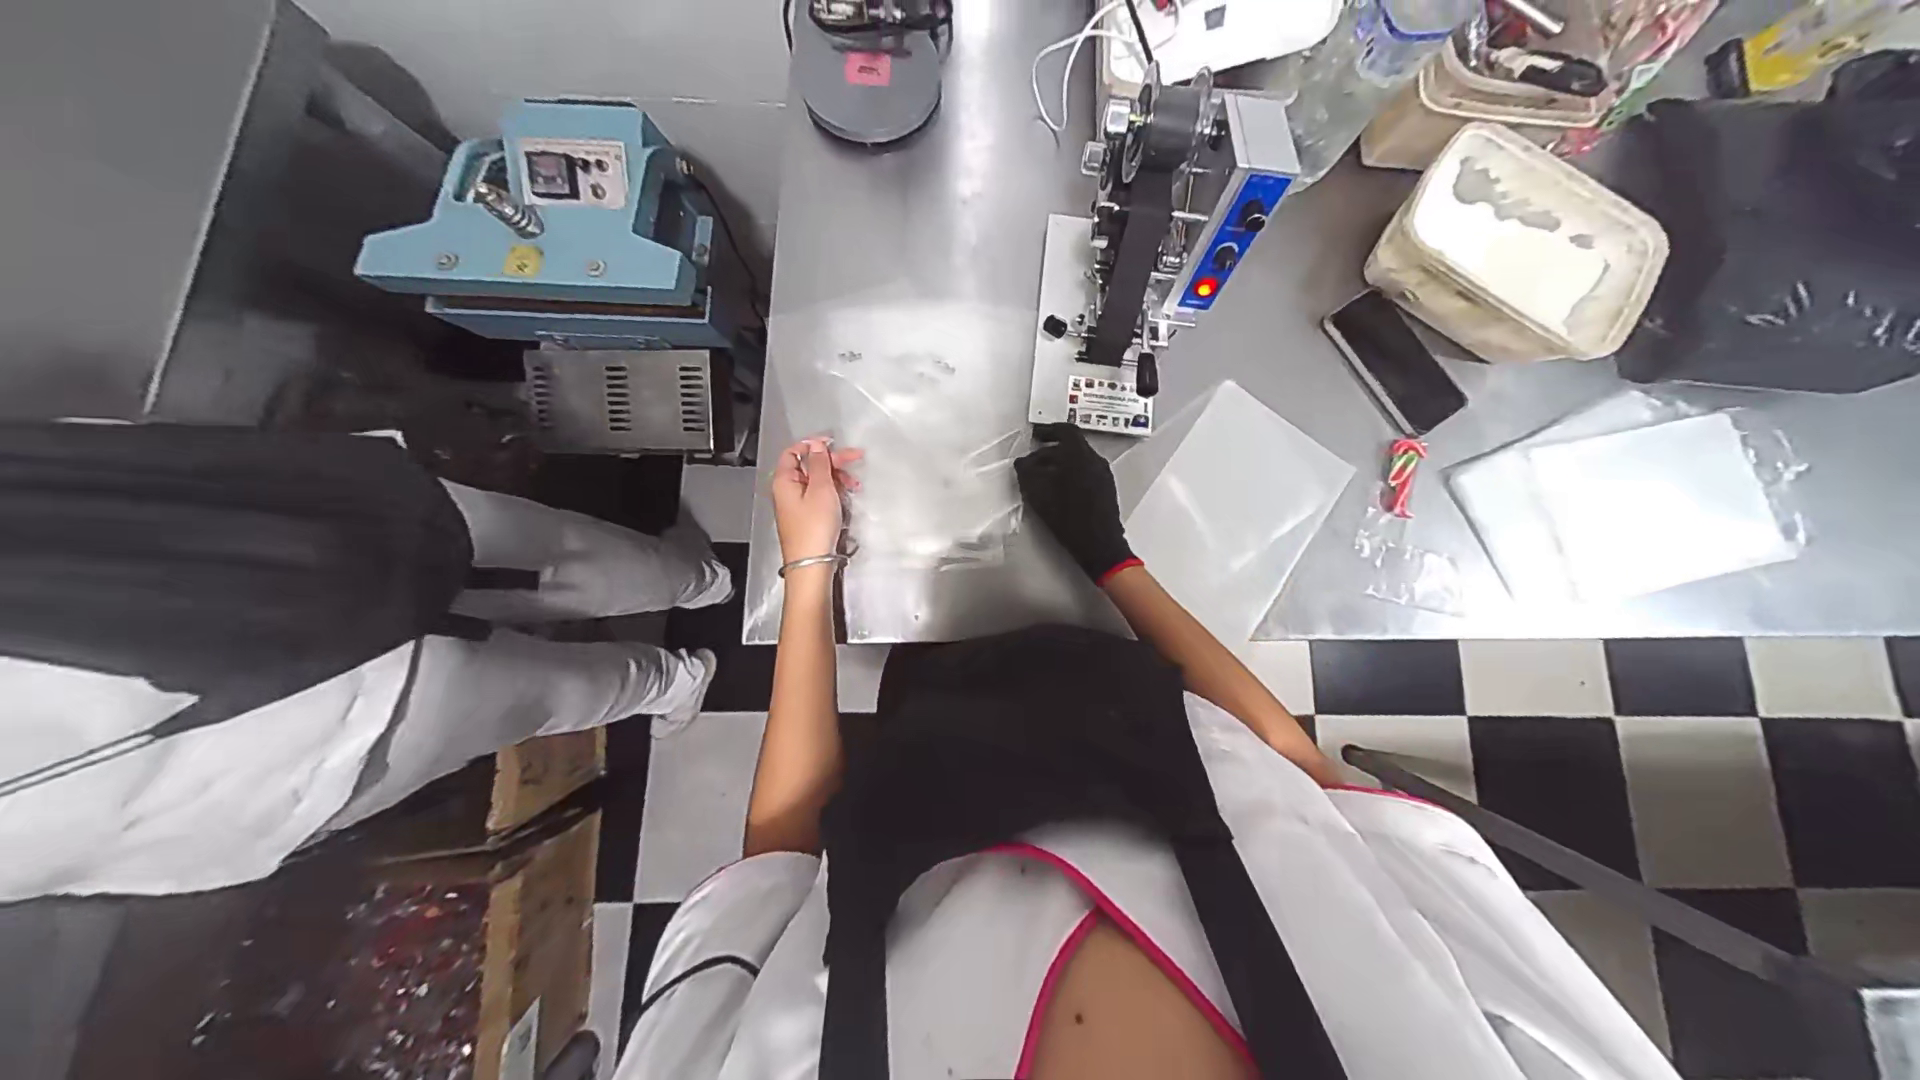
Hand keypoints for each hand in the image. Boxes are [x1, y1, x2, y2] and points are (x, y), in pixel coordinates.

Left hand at [772, 436, 862, 563]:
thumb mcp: (821, 489)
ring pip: (817, 481)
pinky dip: (834, 492)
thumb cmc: (815, 525)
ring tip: (855, 485)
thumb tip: (816, 445)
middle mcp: (787, 489)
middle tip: (855, 460)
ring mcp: (797, 504)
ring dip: (837, 478)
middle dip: (832, 462)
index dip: (813, 444)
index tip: (833, 443)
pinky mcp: (807, 516)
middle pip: (809, 465)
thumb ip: (820, 464)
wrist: (812, 563)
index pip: (794, 452)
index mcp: (785, 480)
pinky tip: (848, 496)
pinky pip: (820, 495)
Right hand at [1014, 423, 1135, 582]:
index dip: (1048, 430)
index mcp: (1079, 455)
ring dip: (1060, 464)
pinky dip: (1071, 474)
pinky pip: (1086, 472)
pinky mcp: (1106, 489)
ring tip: (1043, 479)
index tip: (1035, 436)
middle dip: (1050, 452)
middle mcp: (1095, 460)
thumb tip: (1023, 462)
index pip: (1065, 430)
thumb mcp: (1037, 493)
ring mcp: (1104, 475)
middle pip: (1071, 446)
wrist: (1099, 543)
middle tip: (1033, 463)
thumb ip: (1027, 471)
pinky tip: (1059, 491)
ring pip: (1079, 460)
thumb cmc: (1066, 516)